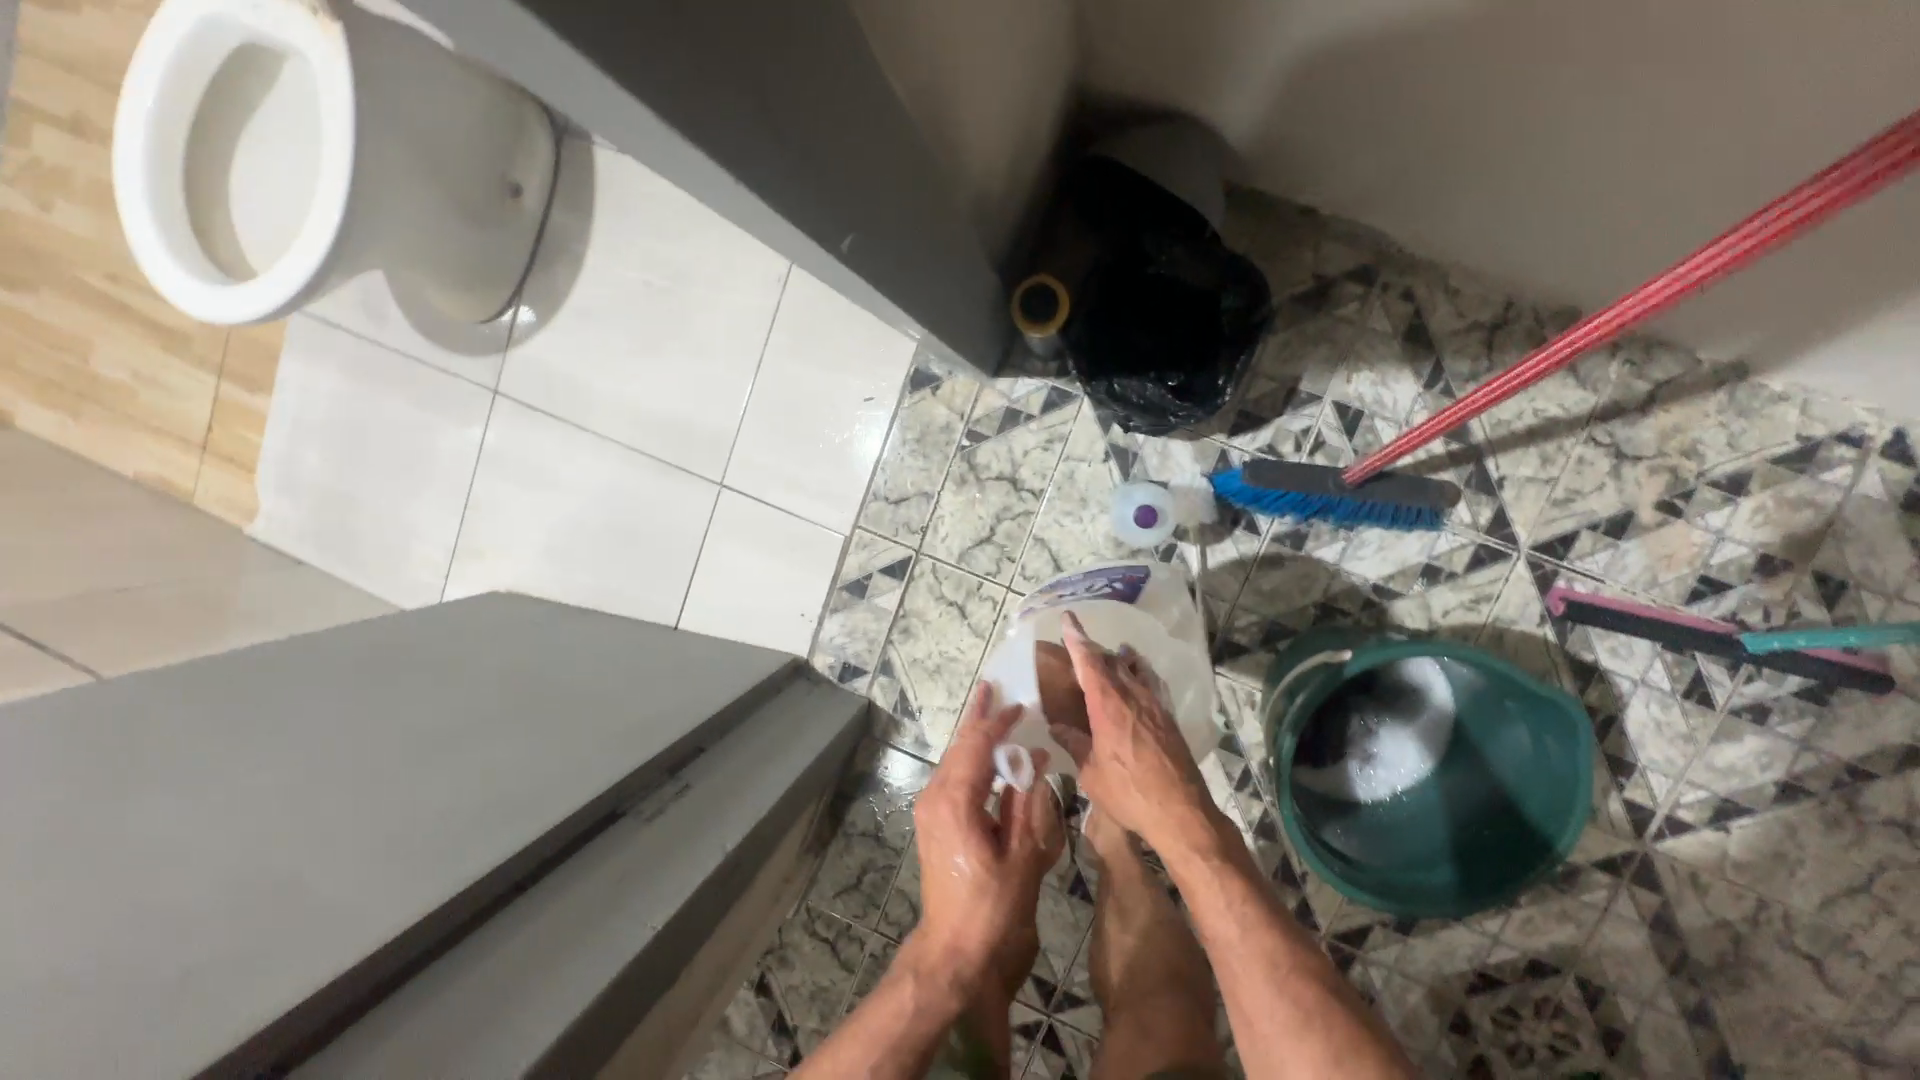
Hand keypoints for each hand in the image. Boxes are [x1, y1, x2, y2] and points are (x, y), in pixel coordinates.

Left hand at [907, 682, 1065, 1001]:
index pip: (977, 745)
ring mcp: (930, 810)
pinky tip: (988, 755)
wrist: (954, 950)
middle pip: (958, 746)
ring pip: (953, 760)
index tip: (1021, 702)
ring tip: (992, 709)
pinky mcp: (933, 822)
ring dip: (973, 737)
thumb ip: (1027, 802)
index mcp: (955, 801)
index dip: (998, 721)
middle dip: (978, 718)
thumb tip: (1036, 758)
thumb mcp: (1022, 855)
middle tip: (995, 686)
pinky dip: (970, 760)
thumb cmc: (992, 907)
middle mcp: (935, 797)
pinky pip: (952, 777)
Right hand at [1049, 611, 1219, 852]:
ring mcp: (1156, 706)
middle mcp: (1133, 697)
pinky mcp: (1169, 719)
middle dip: (1095, 651)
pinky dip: (1142, 676)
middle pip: (1113, 662)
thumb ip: (1075, 745)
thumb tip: (1057, 727)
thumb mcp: (1091, 772)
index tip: (1068, 619)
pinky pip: (1153, 685)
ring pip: (1136, 670)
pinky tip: (1141, 681)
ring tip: (1115, 655)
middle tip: (1081, 646)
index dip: (1077, 639)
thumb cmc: (1128, 792)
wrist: (1180, 811)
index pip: (1089, 662)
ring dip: (1122, 660)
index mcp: (1108, 705)